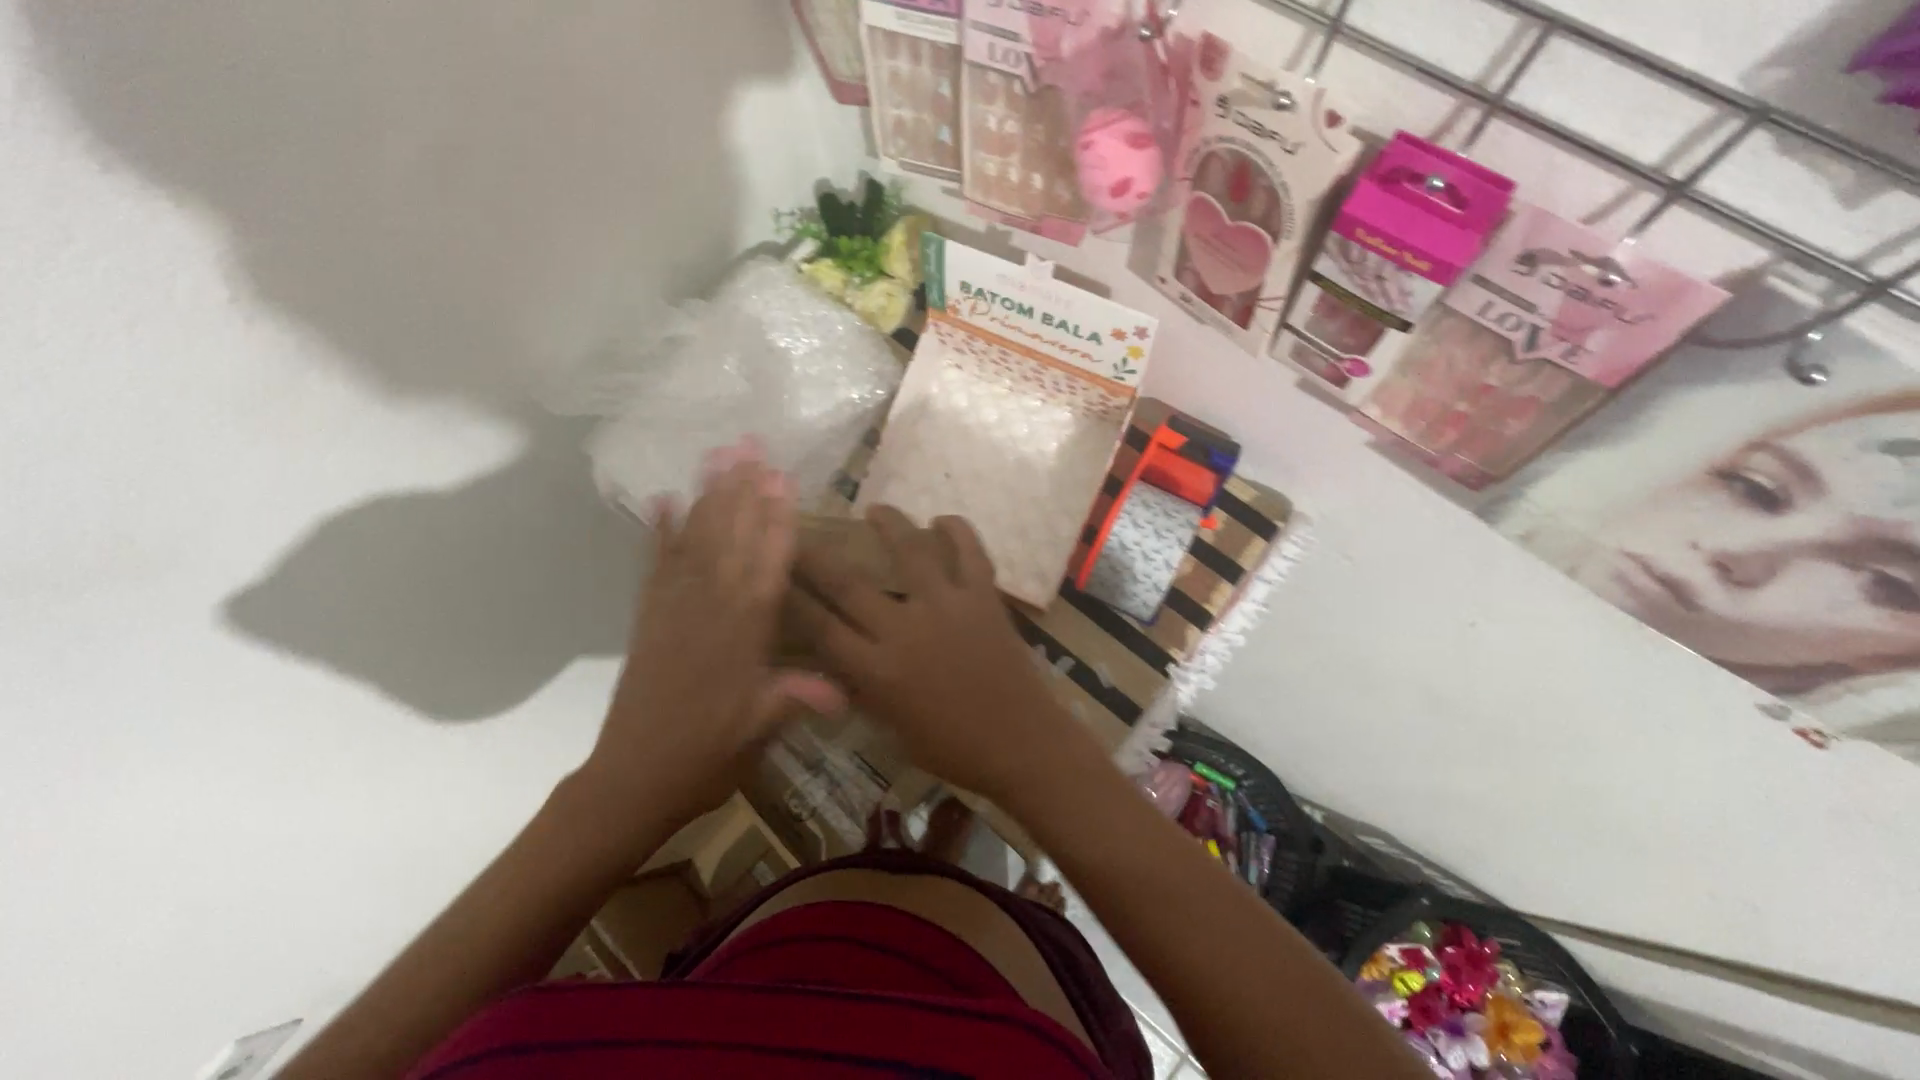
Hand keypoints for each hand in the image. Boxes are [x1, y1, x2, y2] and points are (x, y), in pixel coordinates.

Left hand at [580, 440, 844, 832]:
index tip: (782, 477)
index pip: (766, 565)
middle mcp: (708, 610)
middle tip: (749, 443)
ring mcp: (673, 609)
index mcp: (743, 634)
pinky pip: (656, 566)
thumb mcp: (760, 729)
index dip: (776, 520)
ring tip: (717, 456)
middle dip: (742, 490)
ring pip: (695, 542)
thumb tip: (846, 691)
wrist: (633, 779)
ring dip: (707, 497)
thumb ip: (796, 699)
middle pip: (729, 539)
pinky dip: (659, 533)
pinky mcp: (647, 618)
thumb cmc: (707, 757)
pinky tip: (663, 501)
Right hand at [789, 505, 1095, 800]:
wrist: (1022, 743)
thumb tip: (839, 666)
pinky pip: (970, 553)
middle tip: (796, 533)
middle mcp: (904, 630)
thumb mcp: (895, 729)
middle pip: (848, 584)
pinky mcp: (983, 598)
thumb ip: (866, 692)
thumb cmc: (954, 749)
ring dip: (890, 524)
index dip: (790, 598)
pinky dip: (958, 531)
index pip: (819, 627)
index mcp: (877, 670)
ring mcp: (947, 607)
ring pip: (910, 550)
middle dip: (814, 556)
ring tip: (876, 508)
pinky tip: (943, 519)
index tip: (770, 574)